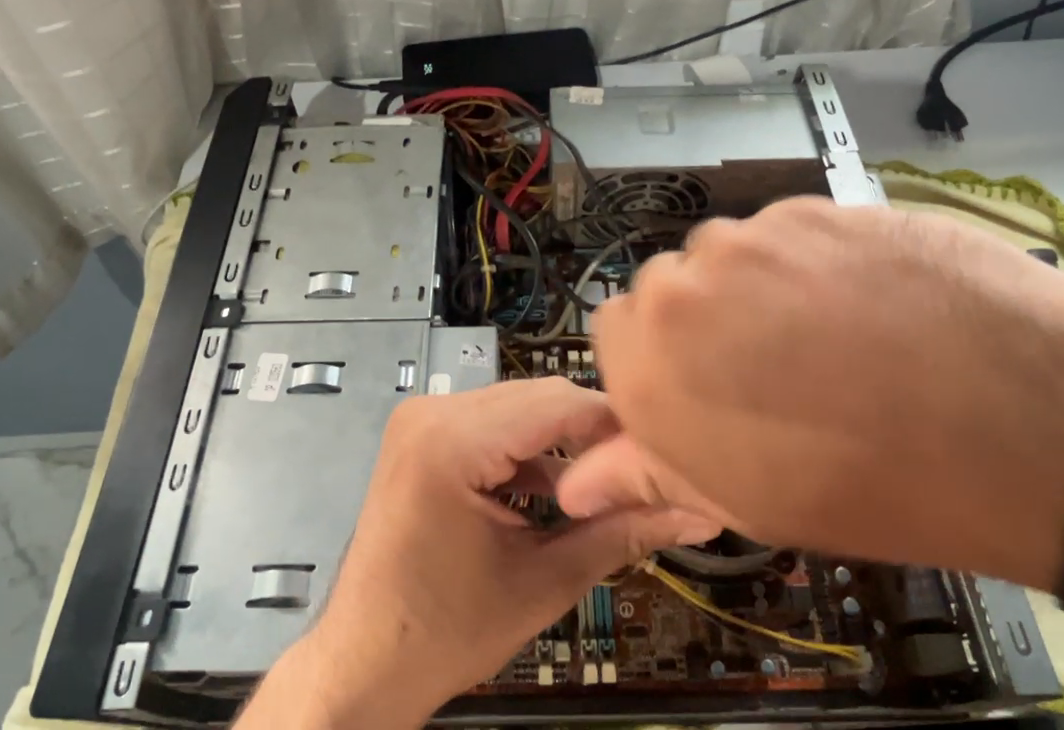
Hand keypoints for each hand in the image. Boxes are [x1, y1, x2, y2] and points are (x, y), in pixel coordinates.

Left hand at [242, 377, 719, 728]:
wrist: (365, 663)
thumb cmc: (444, 632)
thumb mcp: (544, 582)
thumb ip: (623, 533)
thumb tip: (698, 511)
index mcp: (451, 440)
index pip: (561, 402)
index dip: (621, 425)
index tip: (668, 457)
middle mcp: (433, 411)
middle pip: (541, 398)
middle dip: (596, 435)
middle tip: (645, 476)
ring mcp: (424, 420)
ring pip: (522, 409)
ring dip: (566, 444)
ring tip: (611, 488)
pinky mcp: (424, 437)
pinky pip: (494, 426)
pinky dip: (531, 453)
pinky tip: (559, 493)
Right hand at [557, 197, 1063, 590]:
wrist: (1024, 426)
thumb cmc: (871, 486)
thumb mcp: (746, 498)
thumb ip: (647, 474)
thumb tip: (574, 484)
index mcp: (649, 363)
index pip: (616, 333)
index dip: (662, 365)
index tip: (707, 390)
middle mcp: (685, 287)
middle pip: (671, 287)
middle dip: (707, 322)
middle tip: (775, 368)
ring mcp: (756, 236)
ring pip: (733, 254)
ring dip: (762, 286)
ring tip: (833, 334)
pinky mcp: (820, 205)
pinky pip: (793, 229)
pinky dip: (817, 260)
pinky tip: (873, 302)